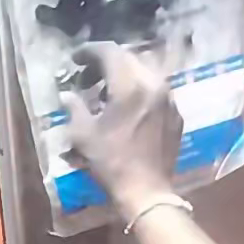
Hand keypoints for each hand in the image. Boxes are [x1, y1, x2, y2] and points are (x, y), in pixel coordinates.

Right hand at [62, 42, 183, 217]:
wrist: (147, 192)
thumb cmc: (112, 164)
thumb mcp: (84, 136)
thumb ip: (74, 108)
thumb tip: (67, 95)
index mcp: (130, 85)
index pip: (109, 51)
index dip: (89, 51)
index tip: (75, 59)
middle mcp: (154, 84)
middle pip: (129, 58)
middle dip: (106, 63)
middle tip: (88, 78)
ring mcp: (169, 99)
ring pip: (146, 72)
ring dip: (125, 75)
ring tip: (107, 94)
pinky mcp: (176, 115)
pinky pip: (157, 91)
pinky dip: (140, 91)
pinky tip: (129, 110)